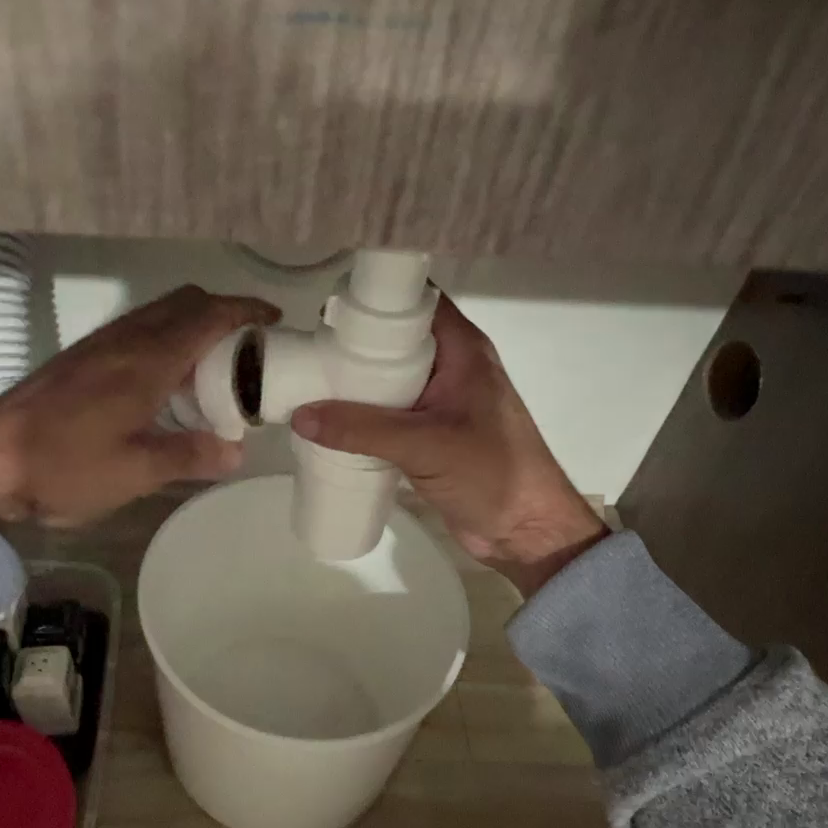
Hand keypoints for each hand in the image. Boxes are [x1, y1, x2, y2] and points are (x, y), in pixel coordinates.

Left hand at [0, 286, 279, 525]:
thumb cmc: (64, 465)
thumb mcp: (135, 472)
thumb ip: (189, 456)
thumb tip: (235, 450)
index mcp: (147, 358)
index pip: (209, 315)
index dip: (246, 312)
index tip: (275, 323)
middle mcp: (125, 339)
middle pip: (185, 302)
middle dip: (222, 314)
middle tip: (248, 351)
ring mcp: (99, 345)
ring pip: (158, 314)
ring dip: (192, 326)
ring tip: (213, 369)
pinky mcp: (80, 358)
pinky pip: (137, 331)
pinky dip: (165, 340)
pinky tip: (164, 384)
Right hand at [290, 294, 605, 593]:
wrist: (527, 532)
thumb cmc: (492, 474)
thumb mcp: (424, 445)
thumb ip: (362, 429)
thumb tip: (300, 415)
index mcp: (462, 349)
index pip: (418, 299)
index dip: (377, 295)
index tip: (330, 306)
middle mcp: (451, 365)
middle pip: (396, 336)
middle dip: (354, 340)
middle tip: (308, 346)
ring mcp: (440, 401)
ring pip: (390, 375)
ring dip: (355, 379)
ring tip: (309, 379)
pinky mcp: (429, 432)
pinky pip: (388, 409)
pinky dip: (362, 410)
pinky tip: (330, 419)